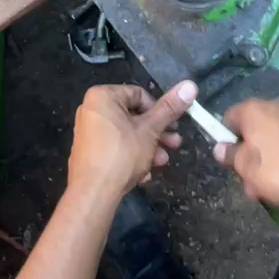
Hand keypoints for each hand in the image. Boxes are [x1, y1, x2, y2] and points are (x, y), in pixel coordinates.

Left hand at [68, 81, 196, 200]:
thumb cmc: (122, 154)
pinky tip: (145, 173)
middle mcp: (91, 109)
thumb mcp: (150, 130)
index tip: (173, 127)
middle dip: (156, 132)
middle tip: (174, 144)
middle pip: (132, 115)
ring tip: (162, 162)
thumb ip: (169, 108)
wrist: (93, 193)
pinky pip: (114, 147)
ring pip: (125, 133)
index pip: (138, 95)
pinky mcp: (88, 151)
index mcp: (102, 96)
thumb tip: (190, 85)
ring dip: (147, 146)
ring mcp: (88, 131)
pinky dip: (131, 156)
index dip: (159, 110)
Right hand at [216, 99, 278, 209]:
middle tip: (255, 182)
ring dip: (275, 155)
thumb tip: (220, 147)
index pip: (229, 117)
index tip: (232, 160)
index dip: (227, 139)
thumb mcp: (248, 170)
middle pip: (256, 128)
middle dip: (253, 153)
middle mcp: (278, 105)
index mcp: (254, 111)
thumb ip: (231, 156)